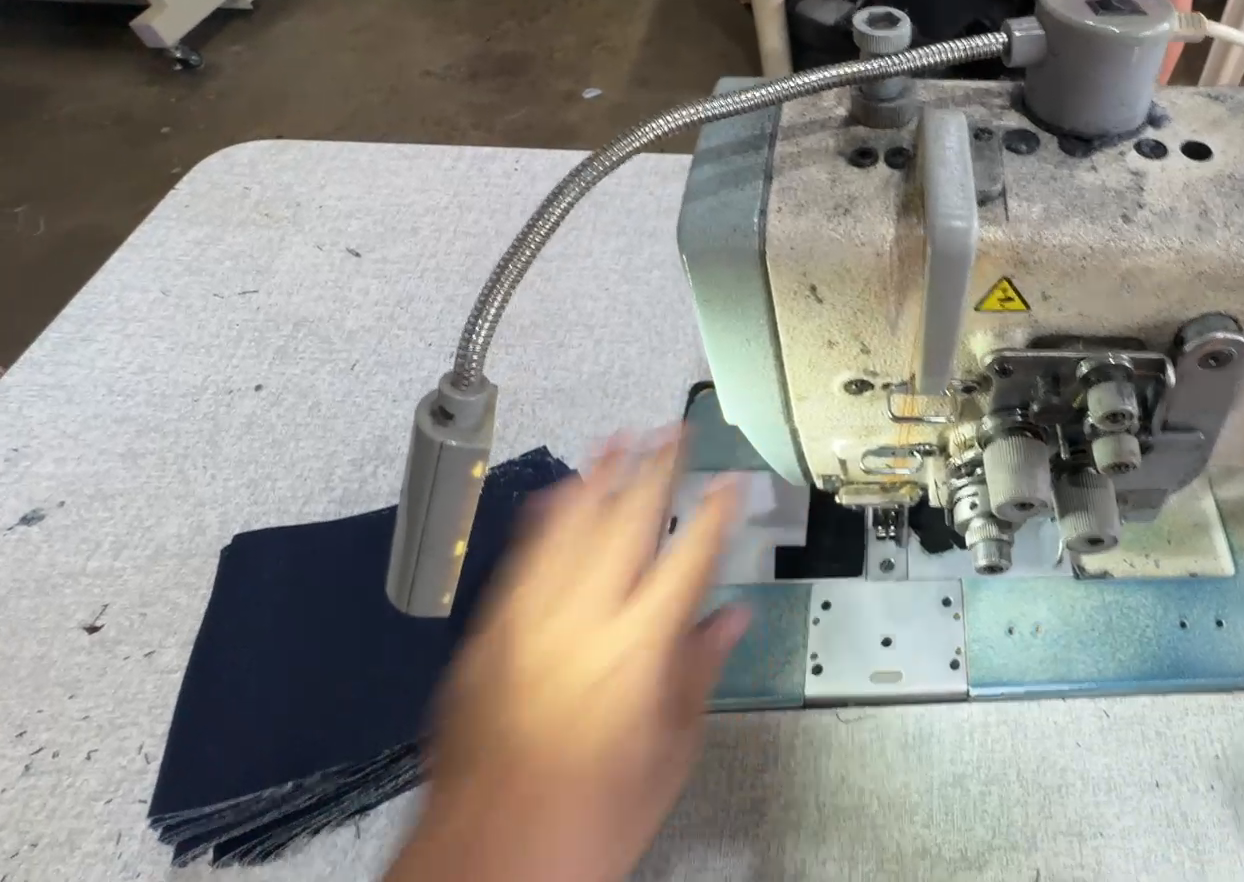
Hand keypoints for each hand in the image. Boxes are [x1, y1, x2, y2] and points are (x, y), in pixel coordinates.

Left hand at [386, 431, 748, 881]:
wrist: (486, 861)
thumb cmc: (588, 816)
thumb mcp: (671, 751)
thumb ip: (699, 673)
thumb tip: (729, 622)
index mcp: (639, 652)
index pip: (689, 559)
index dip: (714, 512)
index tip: (729, 480)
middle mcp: (584, 626)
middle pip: (625, 526)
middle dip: (654, 470)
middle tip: (673, 431)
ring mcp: (529, 626)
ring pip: (569, 531)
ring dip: (598, 479)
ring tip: (619, 438)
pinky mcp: (490, 639)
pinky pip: (521, 561)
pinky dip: (544, 520)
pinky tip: (557, 493)